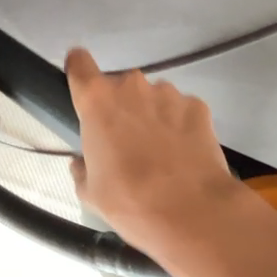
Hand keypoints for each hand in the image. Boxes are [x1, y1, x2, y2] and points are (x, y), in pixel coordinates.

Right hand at [65, 49, 251, 266]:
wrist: (192, 214)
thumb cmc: (131, 201)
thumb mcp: (90, 192)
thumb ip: (81, 168)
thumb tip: (82, 162)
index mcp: (97, 100)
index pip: (79, 62)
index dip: (80, 73)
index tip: (85, 91)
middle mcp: (131, 86)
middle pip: (120, 87)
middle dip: (122, 109)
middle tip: (129, 144)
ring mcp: (168, 93)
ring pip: (153, 98)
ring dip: (153, 116)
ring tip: (163, 154)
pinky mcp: (198, 105)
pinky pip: (182, 110)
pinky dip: (181, 126)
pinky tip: (186, 155)